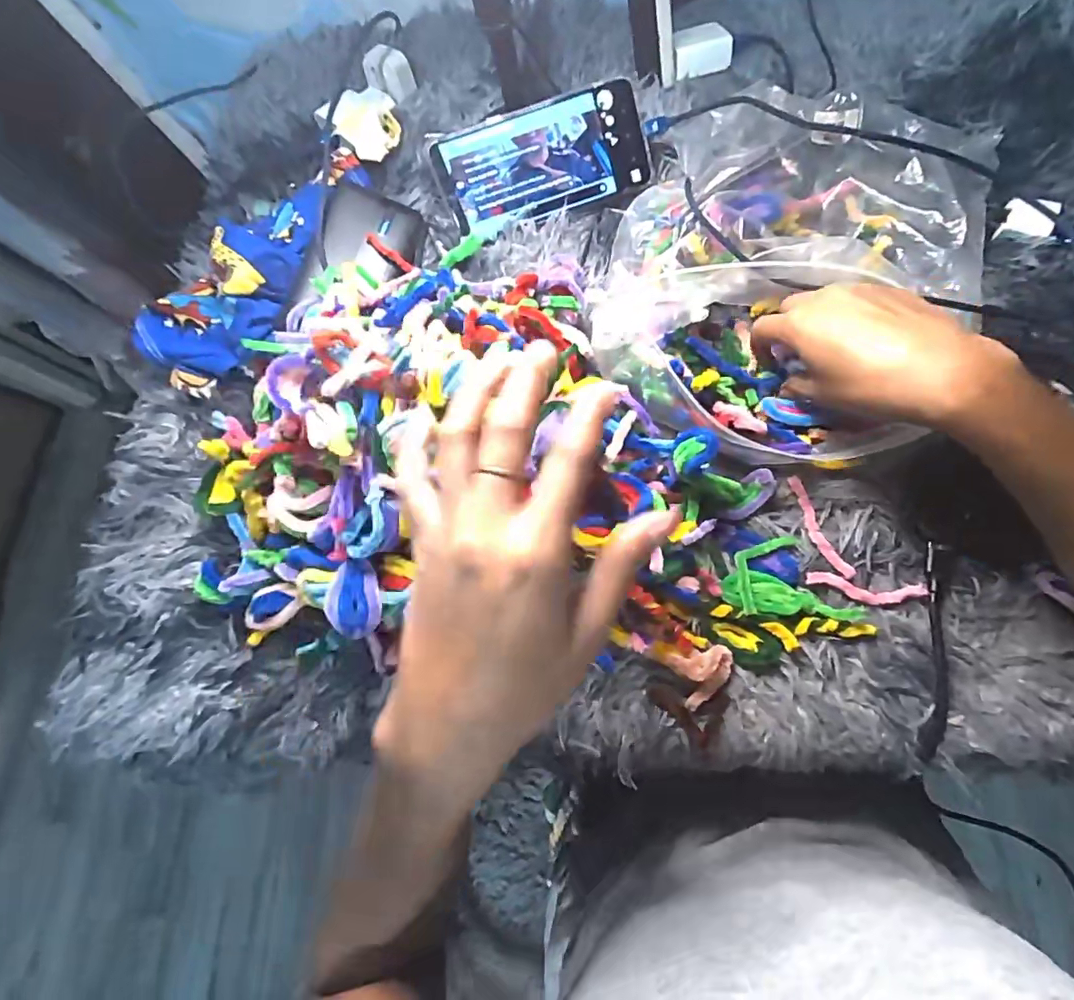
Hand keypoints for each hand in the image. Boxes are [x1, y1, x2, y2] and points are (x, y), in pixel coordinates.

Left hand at [380, 341, 677, 796]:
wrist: (445, 724)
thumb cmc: (526, 686)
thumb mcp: (586, 636)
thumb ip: (620, 567)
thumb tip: (663, 513)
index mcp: (537, 551)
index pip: (568, 463)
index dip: (590, 416)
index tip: (606, 386)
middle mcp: (487, 527)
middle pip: (504, 435)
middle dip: (524, 382)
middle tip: (543, 348)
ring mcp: (445, 529)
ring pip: (453, 443)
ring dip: (473, 393)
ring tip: (492, 357)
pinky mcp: (420, 540)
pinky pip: (411, 479)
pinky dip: (413, 442)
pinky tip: (420, 415)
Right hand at [749, 283, 1027, 431]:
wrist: (941, 368)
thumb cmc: (871, 387)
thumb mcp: (825, 396)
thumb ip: (797, 386)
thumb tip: (788, 382)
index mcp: (798, 324)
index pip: (762, 327)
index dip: (758, 347)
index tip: (769, 365)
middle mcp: (821, 297)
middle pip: (790, 307)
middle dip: (787, 328)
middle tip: (800, 353)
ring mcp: (855, 287)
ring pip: (823, 299)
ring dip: (818, 318)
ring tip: (836, 343)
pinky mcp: (885, 288)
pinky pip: (853, 297)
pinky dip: (849, 313)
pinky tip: (869, 335)